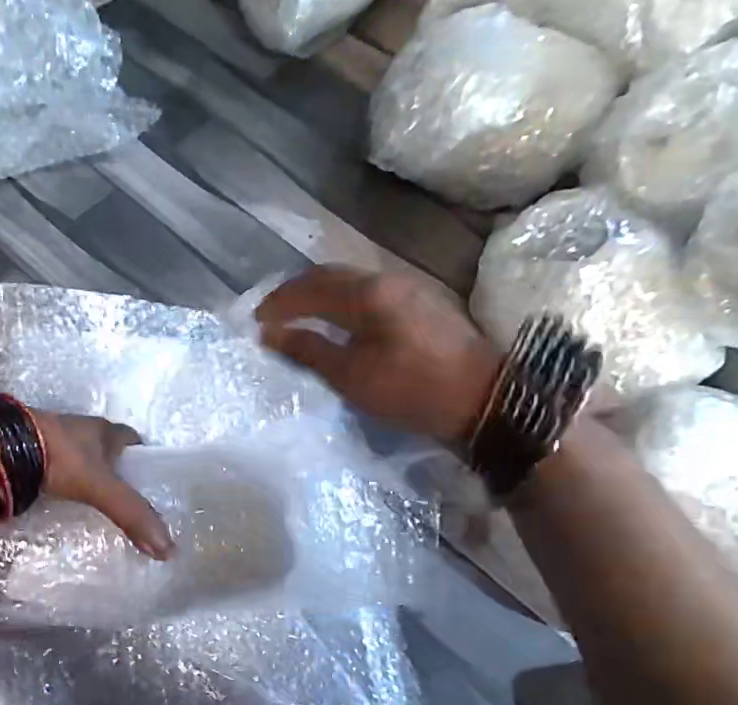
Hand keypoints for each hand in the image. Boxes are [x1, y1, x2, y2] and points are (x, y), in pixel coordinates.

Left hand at [32, 412, 174, 559]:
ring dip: (89, 477)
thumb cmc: (61, 458)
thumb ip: (132, 515)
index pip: (133, 440)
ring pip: (82, 460)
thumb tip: (167, 549)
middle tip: (127, 499)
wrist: (4, 449)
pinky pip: (58, 470)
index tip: (151, 481)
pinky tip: (68, 502)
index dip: (143, 458)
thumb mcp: (101, 487)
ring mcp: (54, 441)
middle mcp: (81, 430)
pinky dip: (65, 484)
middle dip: (116, 471)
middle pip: (107, 451)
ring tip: (100, 505)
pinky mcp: (33, 454)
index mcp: (103, 430)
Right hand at [255, 265, 502, 443]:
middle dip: (295, 292)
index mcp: (368, 294)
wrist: (482, 397)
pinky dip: (340, 302)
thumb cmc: (412, 389)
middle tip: (271, 315)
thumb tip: (269, 334)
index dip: (279, 302)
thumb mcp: (352, 376)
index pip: (311, 287)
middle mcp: (386, 280)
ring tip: (296, 317)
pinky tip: (334, 321)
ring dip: (318, 295)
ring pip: (350, 282)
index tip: (255, 321)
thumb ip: (308, 350)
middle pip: (330, 275)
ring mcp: (406, 288)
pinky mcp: (418, 303)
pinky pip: (366, 292)